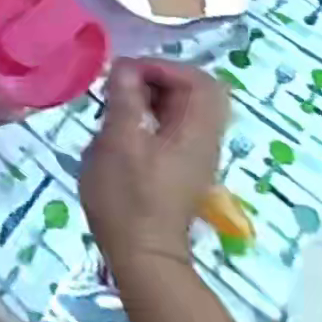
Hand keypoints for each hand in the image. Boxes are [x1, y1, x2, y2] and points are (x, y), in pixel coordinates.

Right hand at [80, 59, 229, 262]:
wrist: (141, 255)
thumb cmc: (127, 196)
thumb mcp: (118, 142)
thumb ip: (125, 99)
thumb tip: (125, 65)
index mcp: (195, 132)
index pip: (198, 80)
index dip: (162, 67)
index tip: (125, 73)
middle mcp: (203, 140)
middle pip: (197, 90)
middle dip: (159, 76)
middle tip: (124, 81)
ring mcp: (194, 154)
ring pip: (185, 106)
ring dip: (153, 93)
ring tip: (119, 99)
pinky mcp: (180, 165)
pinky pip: (174, 123)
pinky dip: (152, 112)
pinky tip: (124, 122)